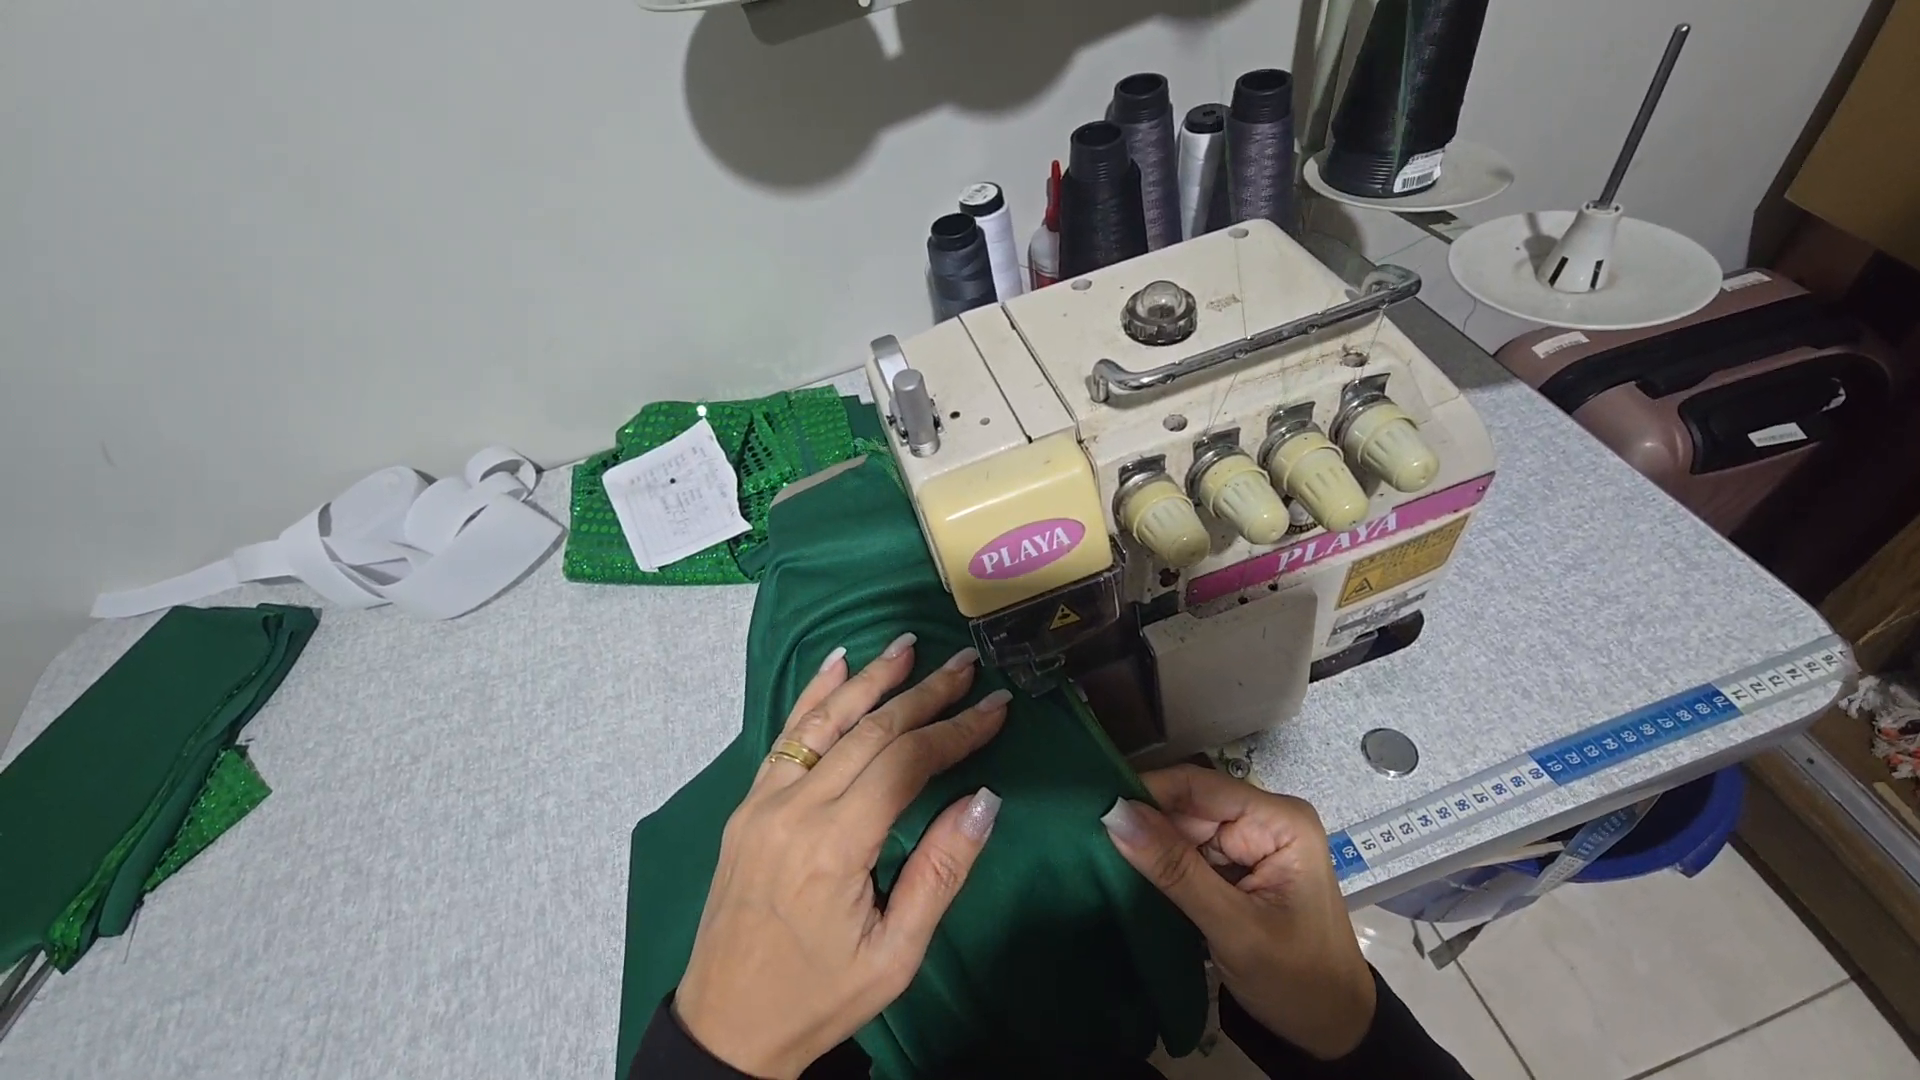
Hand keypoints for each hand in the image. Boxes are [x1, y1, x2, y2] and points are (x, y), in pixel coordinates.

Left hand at [676, 634, 1011, 1078]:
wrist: (727, 1025)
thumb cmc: (820, 995)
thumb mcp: (896, 954)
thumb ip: (941, 871)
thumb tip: (985, 799)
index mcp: (835, 847)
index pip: (906, 763)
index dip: (955, 730)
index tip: (996, 707)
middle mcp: (795, 809)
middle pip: (871, 731)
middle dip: (925, 693)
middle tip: (967, 664)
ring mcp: (764, 801)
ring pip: (825, 721)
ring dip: (871, 678)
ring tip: (909, 645)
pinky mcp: (747, 805)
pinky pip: (785, 737)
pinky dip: (813, 695)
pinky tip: (837, 663)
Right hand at [1102, 765, 1375, 1060]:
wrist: (1332, 1033)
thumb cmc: (1296, 982)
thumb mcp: (1233, 928)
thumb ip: (1174, 869)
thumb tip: (1115, 814)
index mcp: (1280, 820)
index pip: (1200, 786)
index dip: (1147, 792)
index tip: (1097, 807)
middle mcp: (1265, 817)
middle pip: (1188, 803)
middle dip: (1145, 821)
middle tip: (1093, 836)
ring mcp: (1250, 840)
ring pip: (1182, 825)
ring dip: (1149, 842)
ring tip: (1103, 851)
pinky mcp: (1236, 862)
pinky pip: (1188, 847)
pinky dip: (1162, 861)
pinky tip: (1132, 867)